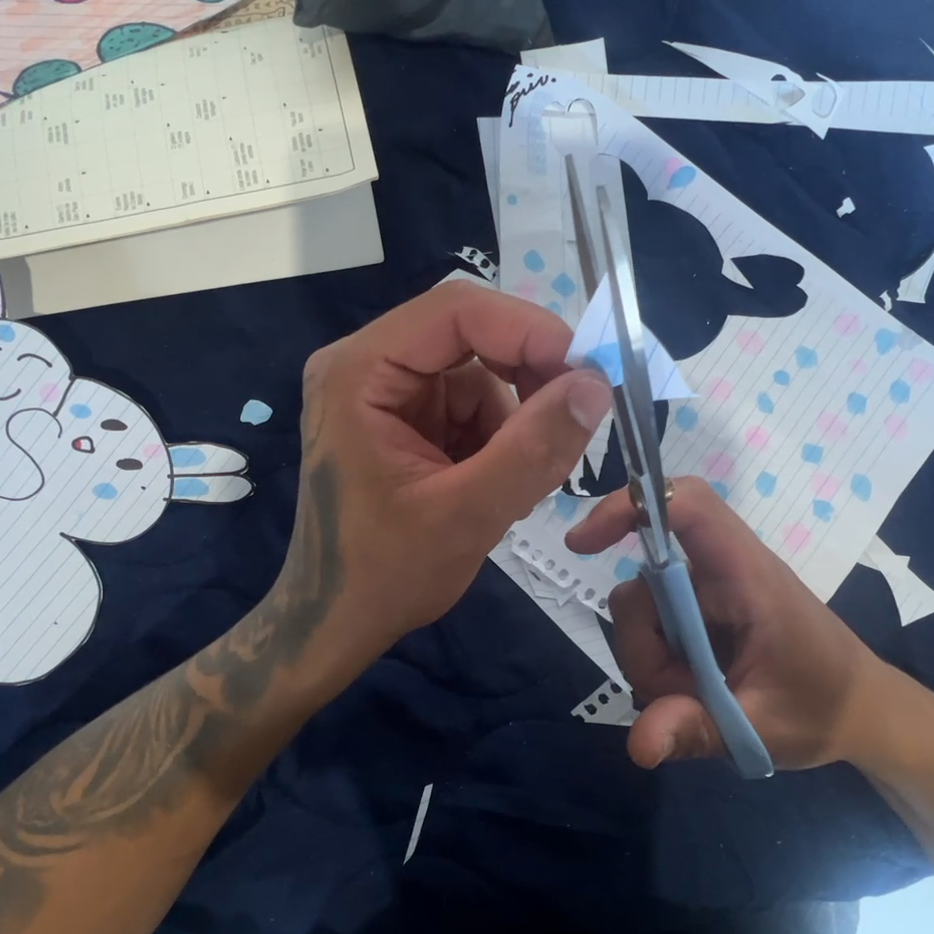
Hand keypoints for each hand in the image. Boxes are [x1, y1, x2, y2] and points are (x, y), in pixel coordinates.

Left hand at [280, 281, 613, 652]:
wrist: (336, 621)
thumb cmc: (384, 575)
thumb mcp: (466, 515)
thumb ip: (533, 449)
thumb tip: (596, 386)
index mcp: (358, 373)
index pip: (457, 312)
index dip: (530, 332)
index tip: (588, 375)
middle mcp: (364, 367)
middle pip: (469, 338)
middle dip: (525, 383)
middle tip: (569, 430)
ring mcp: (381, 394)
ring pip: (478, 377)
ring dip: (512, 425)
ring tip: (512, 489)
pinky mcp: (400, 422)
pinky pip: (468, 409)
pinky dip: (496, 442)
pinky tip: (492, 488)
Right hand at [565, 477, 886, 770]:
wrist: (862, 711)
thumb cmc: (824, 708)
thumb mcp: (762, 730)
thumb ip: (697, 730)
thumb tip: (638, 746)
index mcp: (747, 577)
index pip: (689, 507)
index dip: (630, 506)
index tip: (583, 544)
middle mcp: (720, 575)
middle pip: (643, 585)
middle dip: (642, 646)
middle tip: (680, 696)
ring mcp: (707, 596)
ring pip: (641, 613)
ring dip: (652, 663)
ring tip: (699, 700)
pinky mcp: (700, 616)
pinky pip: (653, 630)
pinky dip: (659, 665)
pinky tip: (692, 692)